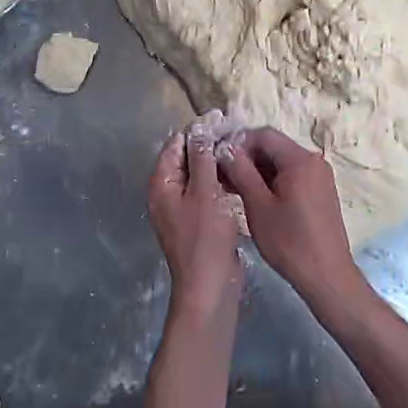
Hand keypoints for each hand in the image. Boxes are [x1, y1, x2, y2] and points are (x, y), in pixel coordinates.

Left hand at [146, 131, 244, 325]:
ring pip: (201, 176)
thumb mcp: (205, 192)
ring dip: (218, 164)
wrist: (209, 285)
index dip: (198, 131)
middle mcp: (168, 193)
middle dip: (210, 146)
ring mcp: (184, 208)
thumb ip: (203, 158)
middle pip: (188, 159)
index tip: (224, 122)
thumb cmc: (204, 237)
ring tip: (244, 153)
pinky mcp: (199, 220)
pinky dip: (222, 182)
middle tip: (239, 136)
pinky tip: (242, 177)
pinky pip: (209, 192)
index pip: (176, 145)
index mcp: (162, 184)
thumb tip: (200, 128)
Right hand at [219, 128, 366, 309]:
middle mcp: (313, 160)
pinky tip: (255, 197)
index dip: (238, 143)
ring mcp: (320, 176)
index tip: (218, 159)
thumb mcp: (258, 205)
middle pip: (274, 147)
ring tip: (233, 188)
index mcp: (300, 159)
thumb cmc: (289, 242)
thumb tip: (226, 149)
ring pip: (282, 162)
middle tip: (222, 176)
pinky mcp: (320, 190)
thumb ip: (241, 171)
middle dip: (246, 157)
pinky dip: (272, 181)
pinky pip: (293, 175)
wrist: (326, 274)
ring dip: (258, 170)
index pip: (263, 135)